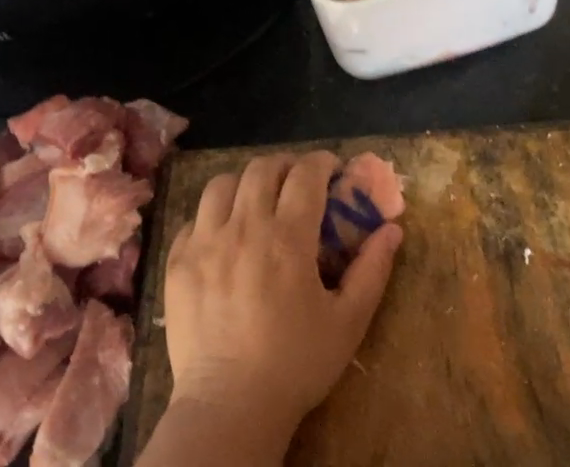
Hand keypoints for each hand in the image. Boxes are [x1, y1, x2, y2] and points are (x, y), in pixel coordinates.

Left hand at [163, 152, 403, 430]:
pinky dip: (213, 216)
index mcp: (287, 238)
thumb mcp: (349, 321)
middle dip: (286, 165)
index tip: (332, 170)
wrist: (229, 405)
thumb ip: (372, 270)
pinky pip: (193, 219)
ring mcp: (203, 243)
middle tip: (298, 182)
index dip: (322, 163)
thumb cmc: (297, 364)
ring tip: (258, 200)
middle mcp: (243, 228)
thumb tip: (392, 230)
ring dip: (246, 183)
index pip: (305, 174)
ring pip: (221, 184)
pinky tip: (225, 236)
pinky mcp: (176, 262)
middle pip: (262, 169)